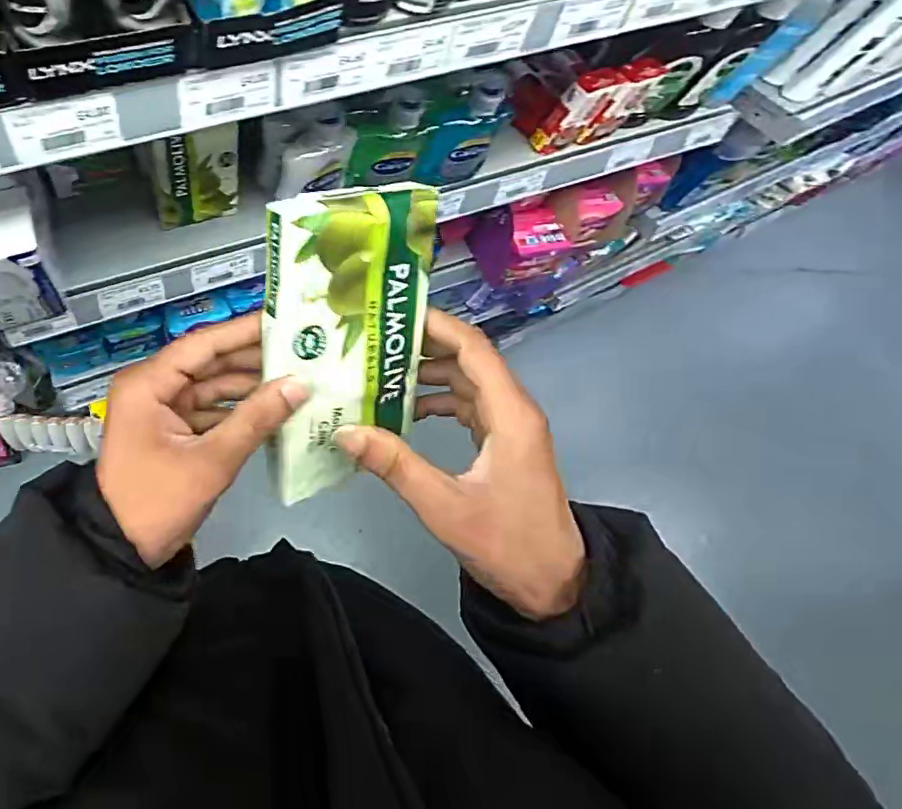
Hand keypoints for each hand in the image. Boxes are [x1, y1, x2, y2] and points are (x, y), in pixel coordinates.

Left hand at [97, 314, 308, 568]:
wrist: (121, 551)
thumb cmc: (158, 502)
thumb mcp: (211, 461)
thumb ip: (256, 419)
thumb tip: (300, 384)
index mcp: (148, 383)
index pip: (202, 344)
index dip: (243, 331)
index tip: (283, 320)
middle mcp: (151, 386)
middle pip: (208, 362)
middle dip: (253, 358)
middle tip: (301, 348)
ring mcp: (160, 407)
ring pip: (211, 384)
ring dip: (249, 384)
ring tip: (297, 375)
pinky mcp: (170, 427)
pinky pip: (209, 407)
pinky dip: (238, 409)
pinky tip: (274, 406)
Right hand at [336, 310, 585, 618]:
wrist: (556, 586)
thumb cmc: (507, 544)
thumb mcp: (443, 506)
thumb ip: (395, 464)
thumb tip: (345, 430)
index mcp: (509, 414)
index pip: (472, 348)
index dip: (436, 325)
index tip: (393, 314)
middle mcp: (513, 409)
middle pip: (468, 358)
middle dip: (422, 345)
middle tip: (374, 341)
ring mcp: (510, 425)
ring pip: (467, 380)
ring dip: (427, 372)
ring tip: (380, 370)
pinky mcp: (504, 442)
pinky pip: (468, 404)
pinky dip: (437, 399)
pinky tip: (405, 409)